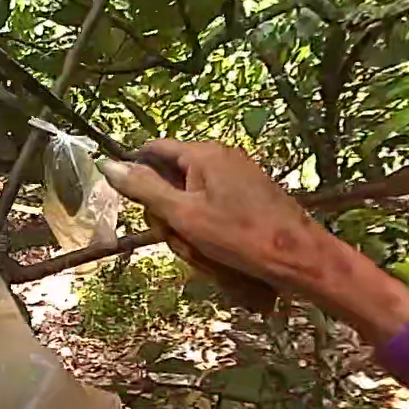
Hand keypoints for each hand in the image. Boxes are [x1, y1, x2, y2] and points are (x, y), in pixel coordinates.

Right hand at [98, 140, 408, 338]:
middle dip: (167, 212)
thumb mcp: (183, 215)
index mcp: (203, 153)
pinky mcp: (249, 194)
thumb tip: (109, 165)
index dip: (137, 175)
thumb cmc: (239, 236)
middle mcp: (220, 156)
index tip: (138, 207)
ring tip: (201, 249)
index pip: (153, 150)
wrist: (298, 258)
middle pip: (171, 178)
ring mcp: (237, 175)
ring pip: (190, 198)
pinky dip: (207, 228)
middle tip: (178, 237)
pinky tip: (217, 250)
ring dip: (186, 226)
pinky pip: (211, 206)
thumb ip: (144, 189)